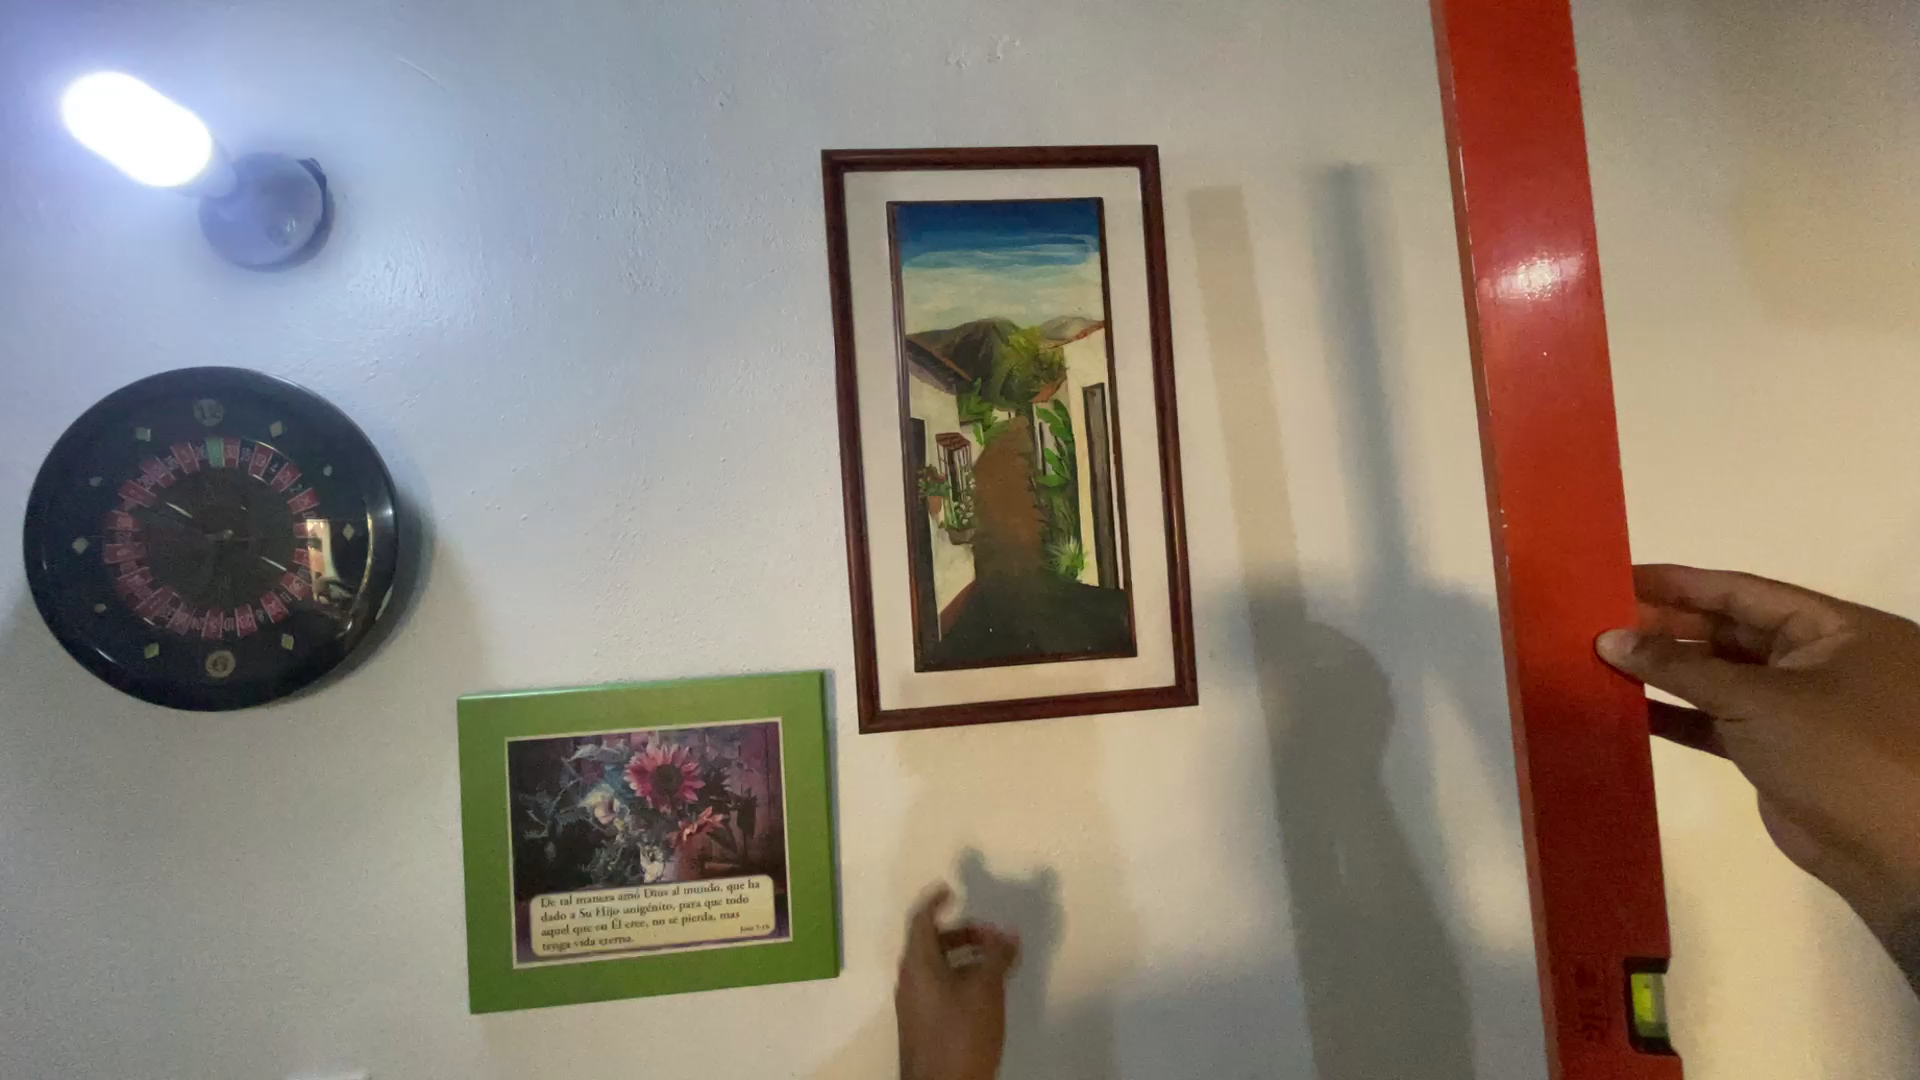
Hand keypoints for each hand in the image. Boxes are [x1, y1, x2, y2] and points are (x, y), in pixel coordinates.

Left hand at [895, 884, 1019, 1079]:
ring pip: (937, 967)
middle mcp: (910, 979)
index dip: (936, 900)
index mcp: (918, 963)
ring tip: (995, 964)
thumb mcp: (986, 989)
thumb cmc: (960, 1033)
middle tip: (990, 935)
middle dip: (963, 933)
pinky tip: (985, 993)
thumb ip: (998, 956)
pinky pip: (939, 988)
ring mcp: (914, 1005)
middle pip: (931, 942)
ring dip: (965, 958)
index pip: (921, 918)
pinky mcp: (923, 1027)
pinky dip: (960, 978)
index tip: (953, 890)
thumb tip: (1010, 933)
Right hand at [1597, 565, 1919, 986]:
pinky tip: (1620, 703)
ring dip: (1657, 668)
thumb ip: (1677, 665)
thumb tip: (1607, 639)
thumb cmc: (1845, 754)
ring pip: (1712, 673)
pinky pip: (1710, 715)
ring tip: (1593, 657)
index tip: (1613, 576)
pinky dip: (1668, 709)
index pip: (1741, 591)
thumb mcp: (1757, 698)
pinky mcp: (1774, 746)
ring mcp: (1798, 706)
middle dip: (1658, 626)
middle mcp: (1821, 662)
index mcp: (1839, 633)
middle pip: (1724, 629)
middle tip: (1591, 620)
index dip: (1676, 582)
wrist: (1903, 858)